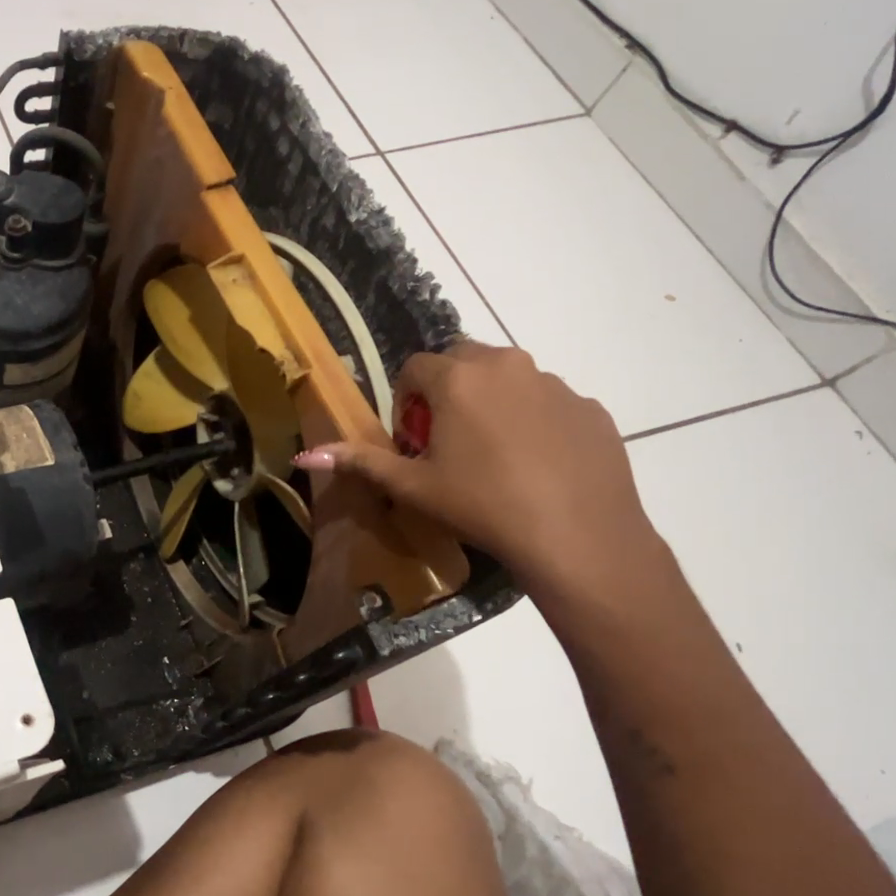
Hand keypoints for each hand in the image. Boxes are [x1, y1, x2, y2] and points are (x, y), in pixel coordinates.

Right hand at [296, 342, 662, 596]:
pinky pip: (548, 404)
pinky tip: (533, 468)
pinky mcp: (590, 407)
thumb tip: (305, 454)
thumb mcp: (412, 487)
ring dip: (491, 403)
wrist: (577, 534)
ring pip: (509, 380)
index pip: (414, 366)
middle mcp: (507, 366)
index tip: (412, 439)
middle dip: (447, 391)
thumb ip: (359, 461)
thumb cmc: (481, 505)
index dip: (405, 401)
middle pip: (463, 360)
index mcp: (458, 379)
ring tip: (492, 457)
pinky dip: (533, 423)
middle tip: (446, 442)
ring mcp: (555, 384)